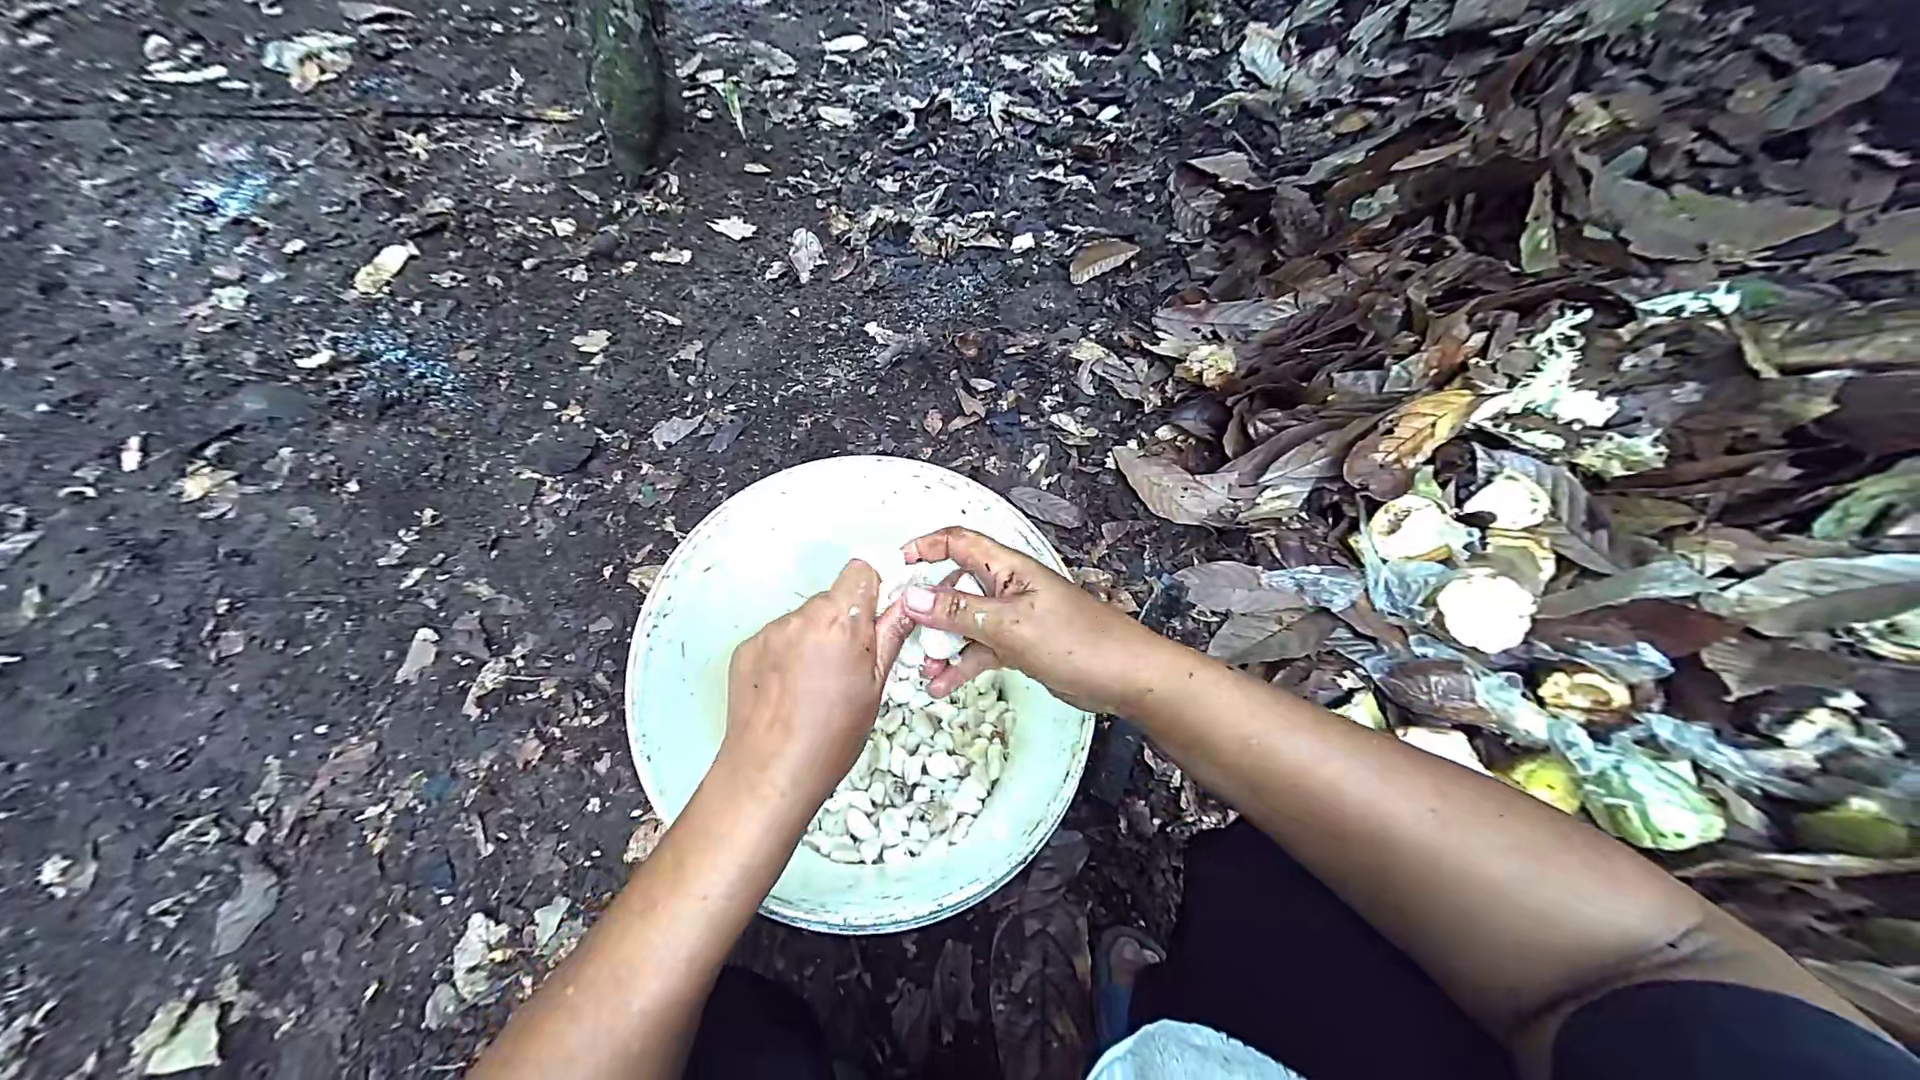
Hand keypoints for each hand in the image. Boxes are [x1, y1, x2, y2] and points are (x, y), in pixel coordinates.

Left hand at [721, 559, 915, 811]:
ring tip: (817, 682)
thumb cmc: (827, 739)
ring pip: (805, 618)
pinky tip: (792, 688)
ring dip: (816, 637)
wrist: (769, 773)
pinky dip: (788, 653)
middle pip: (833, 597)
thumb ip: (892, 634)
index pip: (861, 571)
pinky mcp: (747, 648)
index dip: (873, 590)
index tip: (878, 615)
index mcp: (840, 622)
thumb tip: (909, 604)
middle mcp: (801, 618)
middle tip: (850, 662)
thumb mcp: (876, 685)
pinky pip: (778, 636)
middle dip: (845, 620)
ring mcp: (769, 632)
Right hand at [900, 527, 1172, 714]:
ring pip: (964, 622)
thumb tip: (914, 596)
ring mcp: (1014, 616)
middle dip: (928, 606)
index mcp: (1008, 568)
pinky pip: (980, 648)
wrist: (1126, 678)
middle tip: (907, 628)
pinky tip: (945, 683)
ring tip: (925, 666)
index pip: (959, 542)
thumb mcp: (1009, 625)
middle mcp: (1009, 587)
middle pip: (955, 584)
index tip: (900, 563)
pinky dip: (961, 664)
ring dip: (942, 642)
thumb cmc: (1082, 641)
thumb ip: (958, 611)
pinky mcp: (1020, 644)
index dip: (927, 546)